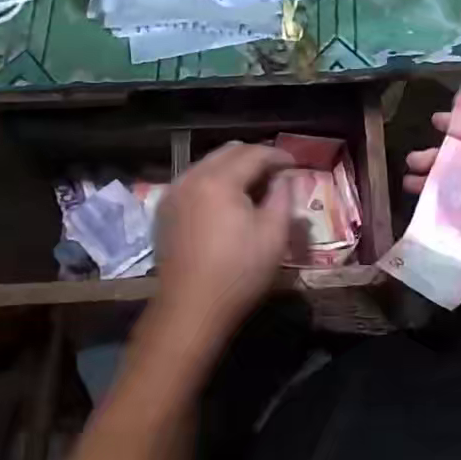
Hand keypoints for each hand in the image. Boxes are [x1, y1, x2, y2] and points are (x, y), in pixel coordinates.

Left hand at [152, 142, 294, 334]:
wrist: (191, 308)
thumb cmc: (239, 272)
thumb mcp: (274, 234)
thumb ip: (283, 196)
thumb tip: (285, 178)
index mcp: (219, 180)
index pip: (254, 153)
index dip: (279, 156)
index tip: (296, 165)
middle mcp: (191, 177)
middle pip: (228, 151)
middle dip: (255, 157)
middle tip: (277, 173)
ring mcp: (173, 193)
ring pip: (208, 164)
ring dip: (233, 168)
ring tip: (254, 186)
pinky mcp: (165, 210)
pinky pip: (193, 181)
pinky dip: (213, 182)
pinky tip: (226, 202)